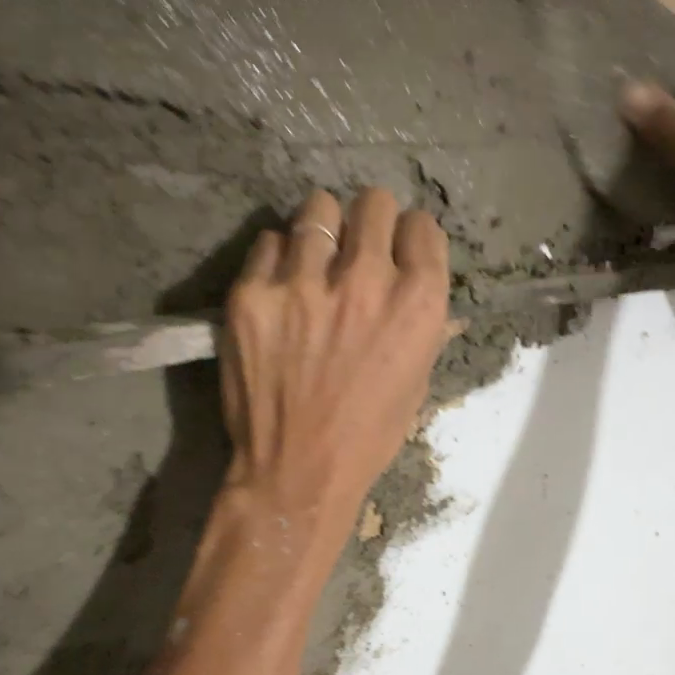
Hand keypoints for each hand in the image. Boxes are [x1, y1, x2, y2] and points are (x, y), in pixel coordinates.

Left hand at [219, 188, 450, 526]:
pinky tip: (280, 291)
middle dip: (369, 222)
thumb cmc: (366, 439)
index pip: (421, 226)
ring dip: (321, 231)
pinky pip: (270, 243)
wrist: (295, 472)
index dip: (409, 239)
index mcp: (417, 304)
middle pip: (372, 202)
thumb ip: (419, 324)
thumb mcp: (417, 383)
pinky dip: (278, 260)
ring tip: (313, 262)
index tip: (397, 254)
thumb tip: (414, 287)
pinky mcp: (253, 293)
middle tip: (354, 250)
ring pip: (317, 209)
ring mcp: (304, 283)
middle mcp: (365, 280)